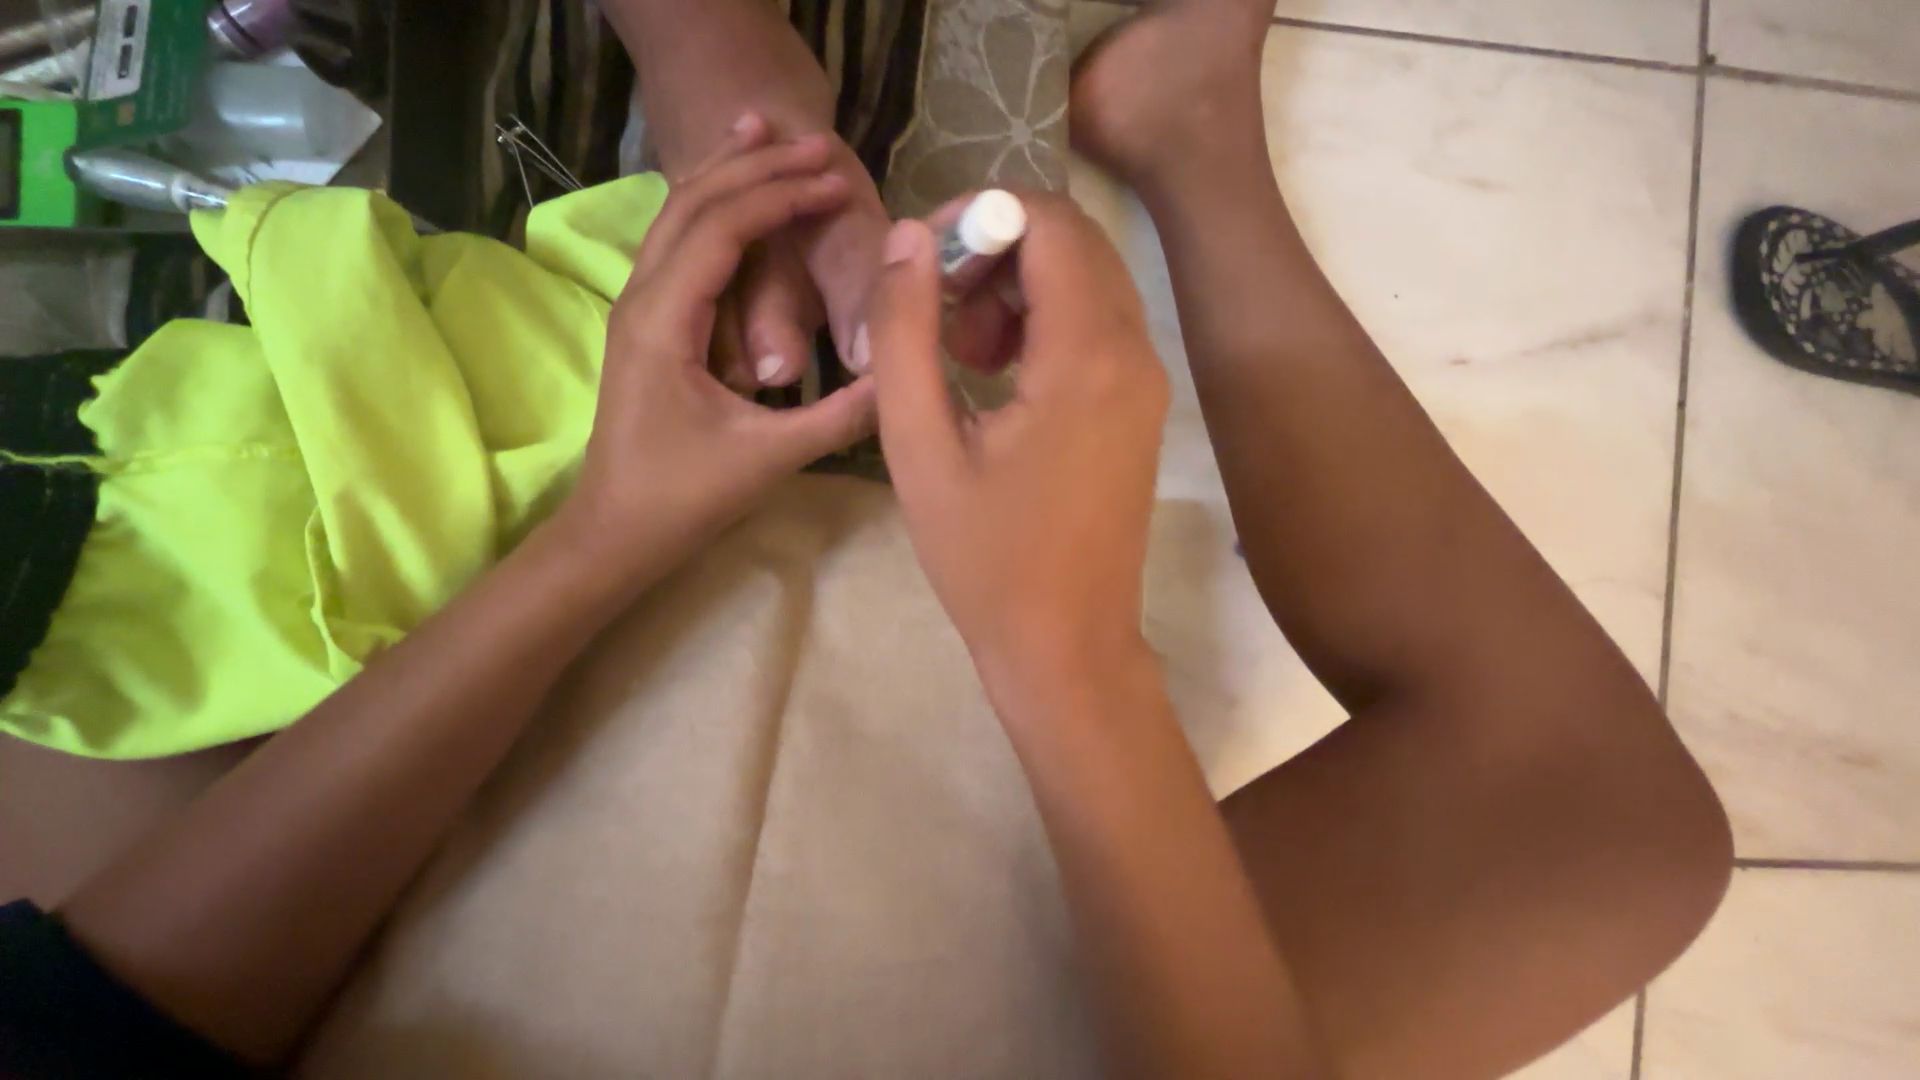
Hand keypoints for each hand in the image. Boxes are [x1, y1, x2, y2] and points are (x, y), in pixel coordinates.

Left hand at [563, 125, 876, 582]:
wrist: (616, 531)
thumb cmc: (684, 497)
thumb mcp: (770, 457)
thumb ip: (839, 416)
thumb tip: (900, 377)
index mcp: (666, 319)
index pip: (723, 227)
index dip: (781, 195)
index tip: (838, 180)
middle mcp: (643, 297)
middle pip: (693, 203)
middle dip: (752, 165)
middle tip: (813, 138)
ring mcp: (640, 308)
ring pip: (677, 218)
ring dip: (724, 175)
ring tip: (766, 134)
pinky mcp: (650, 325)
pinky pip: (679, 248)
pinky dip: (711, 212)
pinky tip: (736, 200)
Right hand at [860, 193, 1169, 687]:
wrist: (1066, 643)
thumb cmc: (984, 558)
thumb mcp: (919, 446)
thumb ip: (906, 331)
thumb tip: (908, 238)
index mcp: (1086, 355)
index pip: (1047, 221)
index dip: (977, 218)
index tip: (921, 264)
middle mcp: (1135, 353)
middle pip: (1073, 243)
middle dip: (995, 253)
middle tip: (937, 314)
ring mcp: (1148, 383)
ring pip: (1088, 282)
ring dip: (1019, 290)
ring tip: (963, 354)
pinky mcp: (1142, 410)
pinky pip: (1098, 329)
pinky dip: (1046, 326)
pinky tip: (1000, 380)